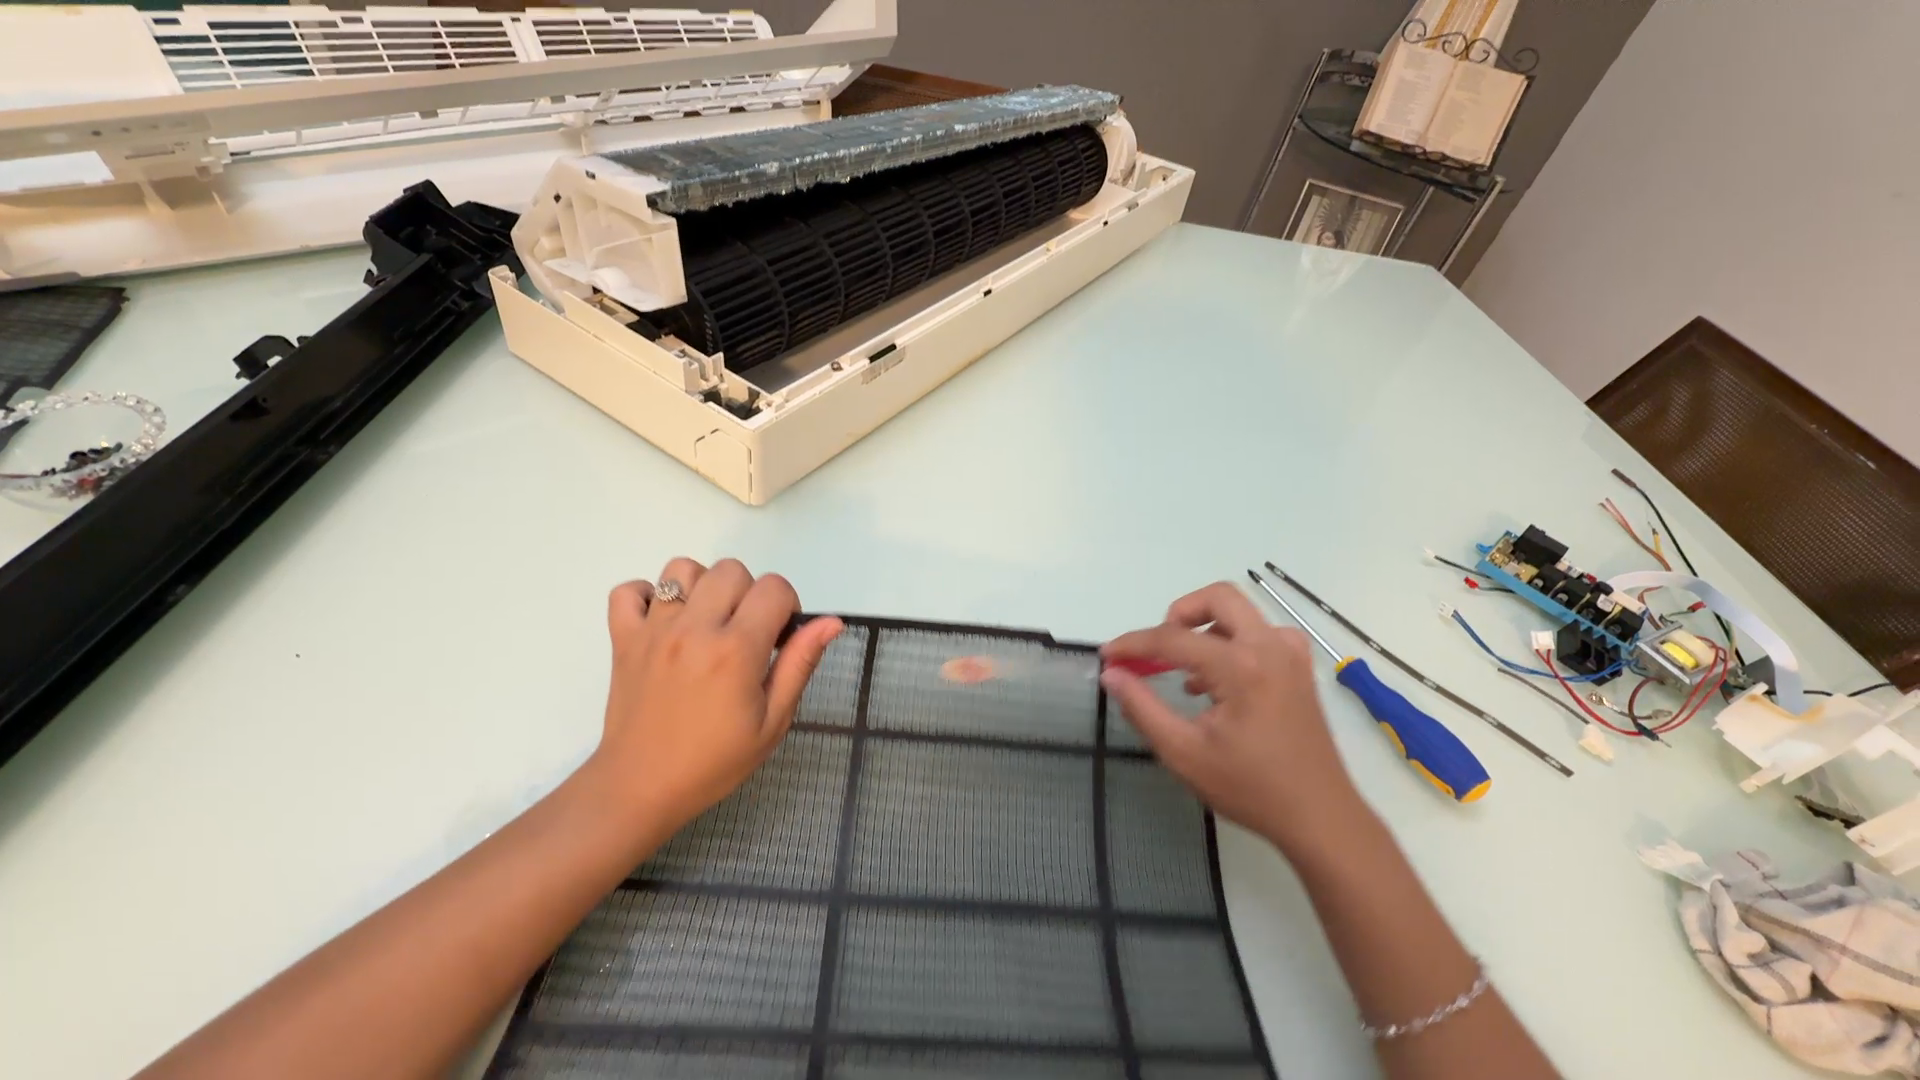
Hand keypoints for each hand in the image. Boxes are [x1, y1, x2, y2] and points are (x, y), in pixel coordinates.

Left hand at [592, 557, 842, 840]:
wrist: (642, 787)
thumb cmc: (715, 762)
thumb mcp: (773, 721)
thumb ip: (800, 664)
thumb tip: (831, 622)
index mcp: (736, 650)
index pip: (774, 588)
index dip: (787, 607)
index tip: (779, 639)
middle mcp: (694, 628)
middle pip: (731, 570)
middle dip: (749, 594)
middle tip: (745, 634)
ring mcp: (654, 630)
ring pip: (682, 569)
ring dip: (702, 587)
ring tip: (706, 624)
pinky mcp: (622, 638)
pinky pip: (628, 591)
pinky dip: (647, 597)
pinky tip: (664, 624)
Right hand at [1100, 582, 1368, 855]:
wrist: (1320, 816)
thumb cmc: (1250, 788)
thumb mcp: (1184, 753)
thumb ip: (1142, 708)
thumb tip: (1112, 675)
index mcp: (1241, 666)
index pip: (1174, 638)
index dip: (1133, 644)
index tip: (1107, 656)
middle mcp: (1269, 647)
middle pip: (1218, 598)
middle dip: (1178, 614)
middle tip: (1157, 650)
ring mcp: (1290, 655)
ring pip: (1241, 614)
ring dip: (1206, 629)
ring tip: (1184, 675)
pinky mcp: (1299, 669)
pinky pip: (1259, 634)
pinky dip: (1230, 644)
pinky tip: (1215, 685)